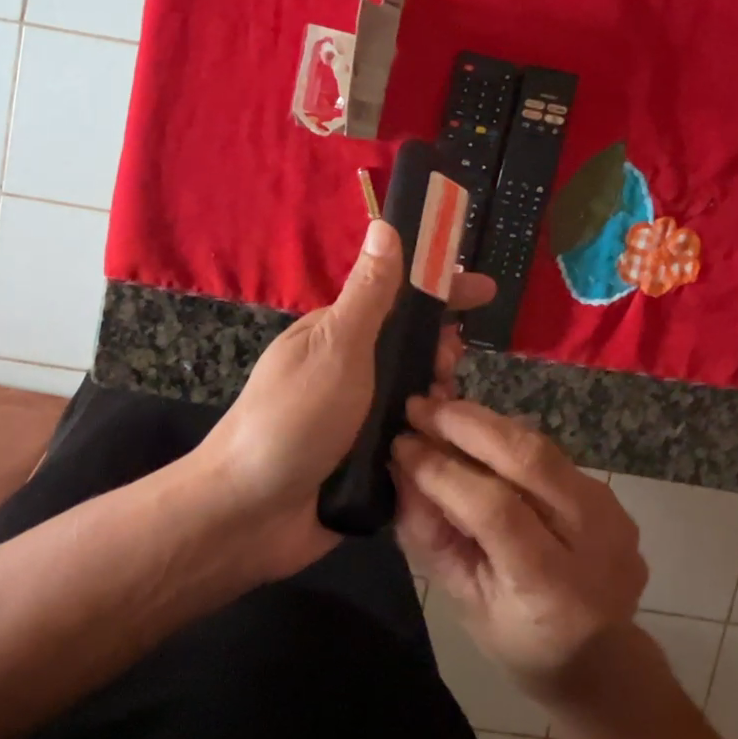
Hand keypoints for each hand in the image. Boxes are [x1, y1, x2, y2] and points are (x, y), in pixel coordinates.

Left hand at [186, 220, 495, 579]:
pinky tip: (452, 456)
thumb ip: (367, 295)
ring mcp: (359, 421)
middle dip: (442, 353)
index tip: (487, 291)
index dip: (441, 291)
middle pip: (415, 351)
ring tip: (443, 418)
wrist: (250, 513)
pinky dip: (432, 446)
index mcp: (338, 335)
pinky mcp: (369, 466)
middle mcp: (350, 373)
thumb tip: (383, 225)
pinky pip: (414, 446)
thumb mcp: (335, 348)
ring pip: (419, 400)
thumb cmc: (292, 419)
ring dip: (439, 404)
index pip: (398, 299)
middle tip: (448, 372)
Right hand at [393, 398, 646, 700]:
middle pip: (528, 459)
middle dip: (465, 425)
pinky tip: (473, 431)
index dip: (442, 470)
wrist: (602, 660)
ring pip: (540, 445)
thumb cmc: (518, 637)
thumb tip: (400, 466)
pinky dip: (505, 436)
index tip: (400, 445)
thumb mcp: (463, 599)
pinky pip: (549, 452)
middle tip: (417, 405)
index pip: (495, 510)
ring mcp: (610, 512)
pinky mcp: (609, 494)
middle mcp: (593, 540)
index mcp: (552, 585)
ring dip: (483, 421)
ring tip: (438, 408)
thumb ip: (431, 534)